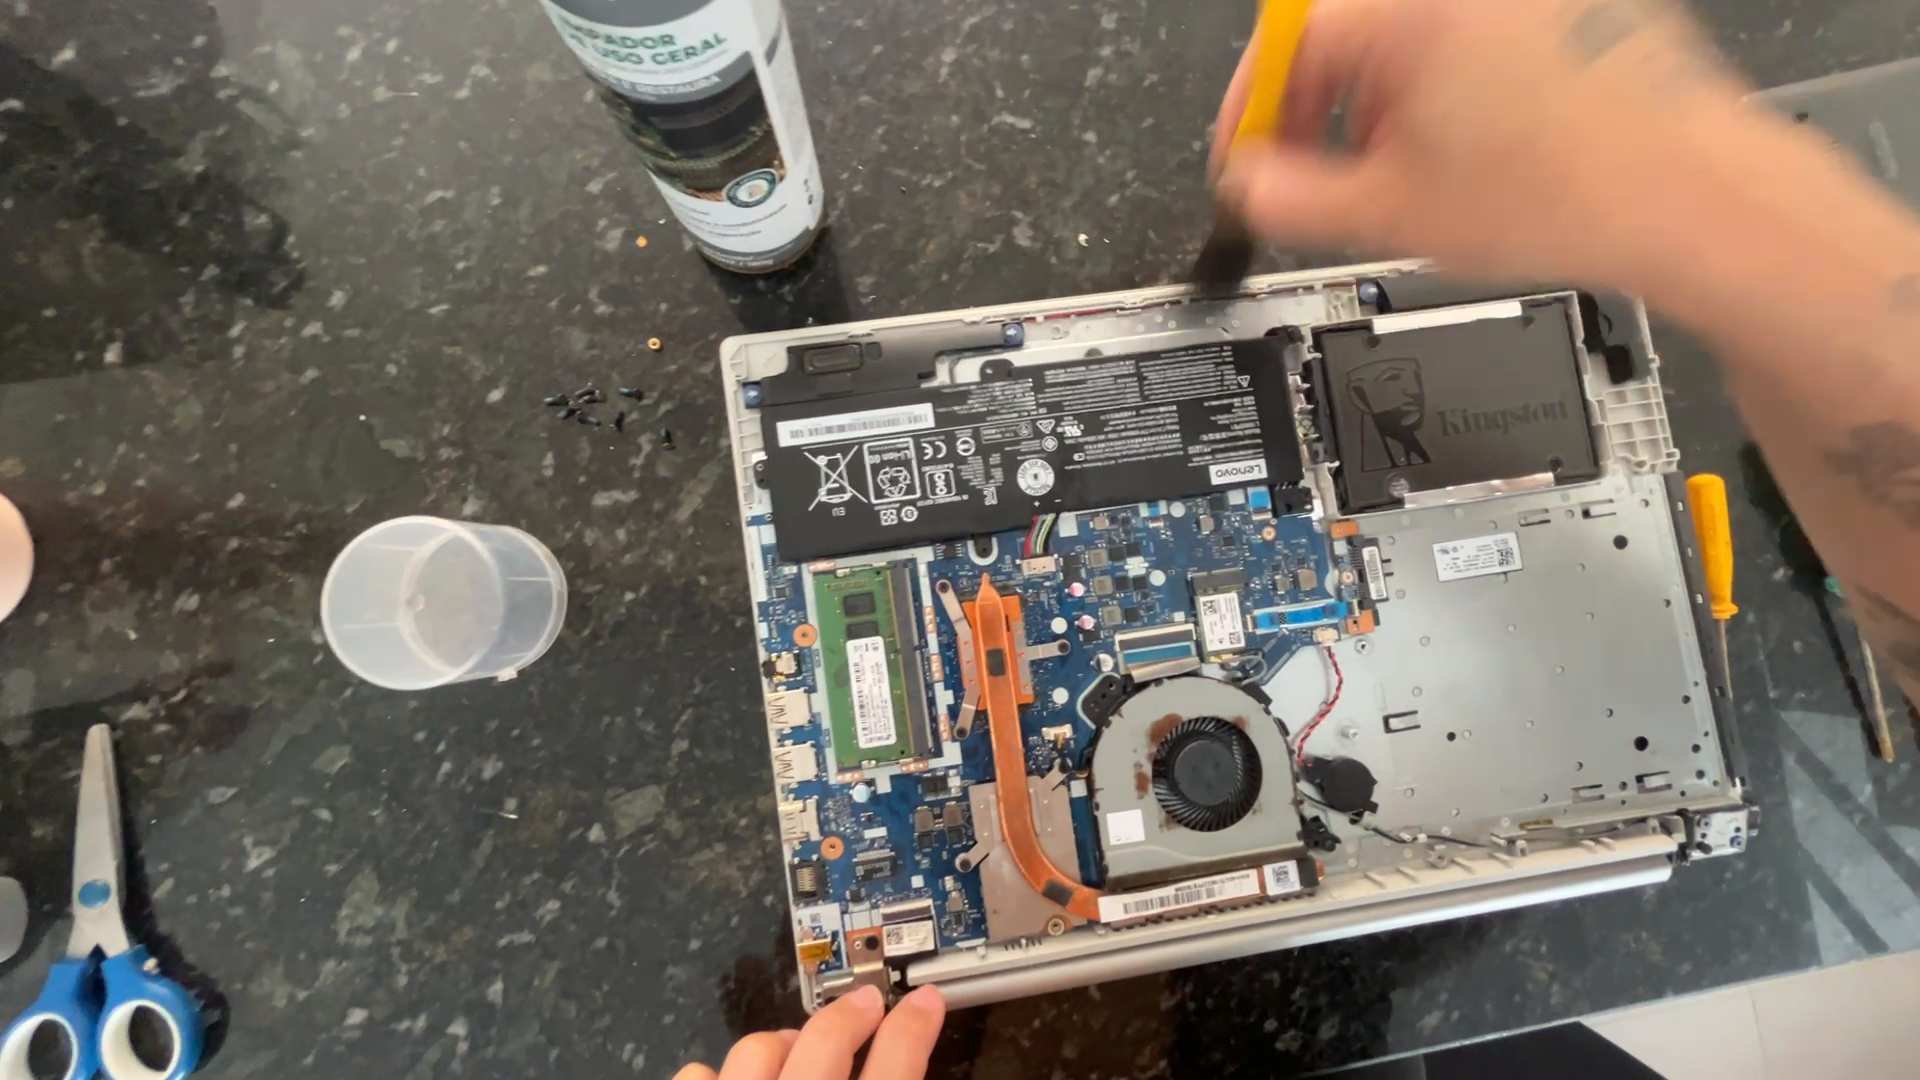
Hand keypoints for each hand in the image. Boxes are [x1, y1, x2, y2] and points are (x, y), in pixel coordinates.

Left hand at [673, 985, 945, 1079]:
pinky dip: (715, 1079)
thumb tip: (899, 1065)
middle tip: (866, 1002)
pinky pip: (695, 1076)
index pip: (897, 1067)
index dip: (915, 1026)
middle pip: (827, 1042)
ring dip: (780, 1048)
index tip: (925, 1000)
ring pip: (756, 1052)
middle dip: (850, 1013)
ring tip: (793, 1054)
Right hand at [1212, 0, 1757, 289]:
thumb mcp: (1381, 213)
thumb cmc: (1559, 195)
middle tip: (1299, 172)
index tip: (1244, 155)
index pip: (1291, 37)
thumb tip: (1243, 184)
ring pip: (1396, 39)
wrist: (1682, 198)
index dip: (1252, 107)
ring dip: (1362, 106)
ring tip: (1380, 173)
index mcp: (1418, 12)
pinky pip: (1453, 37)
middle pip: (1341, 33)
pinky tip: (1435, 149)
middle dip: (1307, 112)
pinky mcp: (1553, 11)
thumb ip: (1285, 200)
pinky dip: (1420, 90)